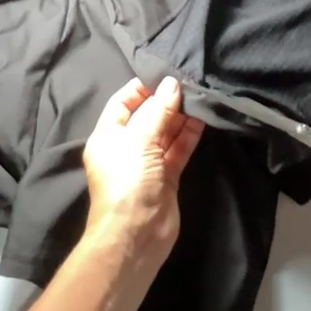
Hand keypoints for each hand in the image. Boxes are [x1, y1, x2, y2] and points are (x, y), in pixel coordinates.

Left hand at [82, 77, 204, 261]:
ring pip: (165, 132)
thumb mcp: (138, 140)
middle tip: (189, 83)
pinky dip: (188, 135)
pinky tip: (202, 119)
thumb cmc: (127, 181)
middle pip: (147, 116)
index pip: (123, 102)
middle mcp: (126, 146)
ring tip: (199, 96)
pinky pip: (178, 149)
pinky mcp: (166, 176)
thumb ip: (157, 111)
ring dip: (180, 116)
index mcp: (108, 135)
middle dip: (166, 100)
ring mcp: (147, 162)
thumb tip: (172, 83)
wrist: (135, 236)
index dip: (142, 88)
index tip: (165, 74)